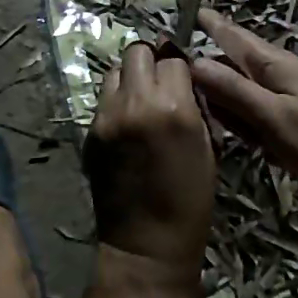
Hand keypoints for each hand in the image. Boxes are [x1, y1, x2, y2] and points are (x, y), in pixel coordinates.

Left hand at [83, 41, 214, 269]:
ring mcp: (108, 115)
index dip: (179, 66)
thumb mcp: (207, 148)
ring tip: (141, 100)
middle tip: (160, 81)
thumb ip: (193, 106)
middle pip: (137, 52)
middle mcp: (136, 103)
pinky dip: (117, 101)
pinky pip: (104, 99)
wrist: (146, 244)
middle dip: (151, 61)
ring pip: (115, 70)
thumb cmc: (190, 201)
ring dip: (130, 78)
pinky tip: (127, 123)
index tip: (182, 77)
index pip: (173, 59)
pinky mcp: (90, 129)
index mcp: (173, 108)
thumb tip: (183, 77)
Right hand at [188, 8, 297, 197]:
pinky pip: (249, 106)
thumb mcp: (272, 116)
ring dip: (218, 90)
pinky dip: (234, 112)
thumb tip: (193, 61)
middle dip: (205, 61)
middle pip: (232, 59)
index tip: (183, 10)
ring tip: (188, 94)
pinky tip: (221, 123)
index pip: (234, 35)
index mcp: (276, 63)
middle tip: (172, 65)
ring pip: (239, 85)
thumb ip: (233, 88)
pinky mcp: (285, 118)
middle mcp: (278, 72)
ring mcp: (283, 95)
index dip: (210, 23)